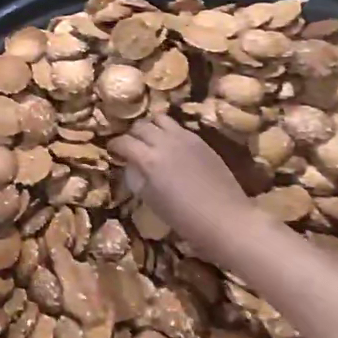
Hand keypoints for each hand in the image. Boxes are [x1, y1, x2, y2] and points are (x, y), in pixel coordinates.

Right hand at [111, 115, 262, 253]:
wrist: (225, 219)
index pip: (123, 141)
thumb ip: (135, 177)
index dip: (114, 145)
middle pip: (140, 126)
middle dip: (131, 134)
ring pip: (159, 118)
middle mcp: (165, 142)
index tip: (112, 151)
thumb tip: (129, 164)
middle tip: (130, 146)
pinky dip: (168, 131)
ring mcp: (185, 138)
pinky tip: (170, 144)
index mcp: (149, 159)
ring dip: (151, 127)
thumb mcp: (150, 200)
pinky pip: (178, 126)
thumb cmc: (183, 217)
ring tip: (150, 139)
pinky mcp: (201, 140)